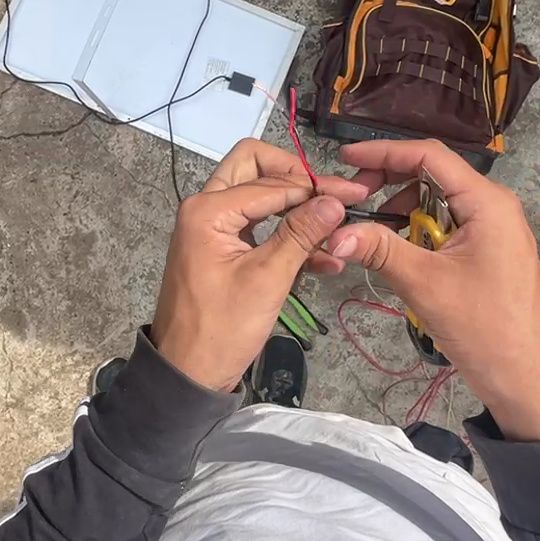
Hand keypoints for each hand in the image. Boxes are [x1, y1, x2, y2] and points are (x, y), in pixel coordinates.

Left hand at [152, 139, 369, 390]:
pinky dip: (285, 233)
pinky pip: (257, 225)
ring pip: (258, 195)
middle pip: (255, 168)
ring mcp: (212, 226)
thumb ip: (300, 234)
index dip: (313, 186)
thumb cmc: (221, 328)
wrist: (187, 372)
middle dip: (296, 177)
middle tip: (330, 195)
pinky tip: (323, 256)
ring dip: (294, 206)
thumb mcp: (267, 279)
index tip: (352, 194)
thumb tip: (334, 201)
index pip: (270, 180)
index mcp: (208, 210)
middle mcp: (205, 208)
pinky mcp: (222, 247)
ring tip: (334, 227)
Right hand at [324, 140, 539, 440]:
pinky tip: (397, 251)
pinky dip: (417, 231)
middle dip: (389, 181)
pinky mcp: (488, 250)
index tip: (346, 156)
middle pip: (433, 174)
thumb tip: (334, 232)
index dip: (384, 152)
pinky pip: (446, 225)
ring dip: (401, 209)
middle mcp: (493, 206)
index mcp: (487, 203)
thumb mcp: (424, 284)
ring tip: (372, 233)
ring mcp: (493, 229)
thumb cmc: (485, 329)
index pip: (429, 156)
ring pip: (437, 201)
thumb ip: (379, 249)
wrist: (527, 380)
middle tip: (353, 199)